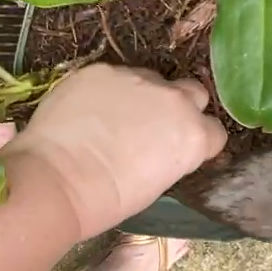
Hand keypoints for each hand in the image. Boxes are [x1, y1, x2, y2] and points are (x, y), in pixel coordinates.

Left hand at [6, 65, 226, 238]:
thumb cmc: (107, 201)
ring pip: (150, 80)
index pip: (214, 131)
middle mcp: (173, 99)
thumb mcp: (155, 185)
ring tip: (111, 121)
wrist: (57, 182)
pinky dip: (106, 92)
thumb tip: (161, 146)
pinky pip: (113, 77)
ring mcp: (136, 78)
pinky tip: (86, 114)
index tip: (179, 152)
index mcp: (193, 136)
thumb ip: (170, 156)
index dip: (198, 143)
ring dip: (140, 96)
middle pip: (192, 93)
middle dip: (179, 107)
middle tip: (152, 129)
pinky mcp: (101, 70)